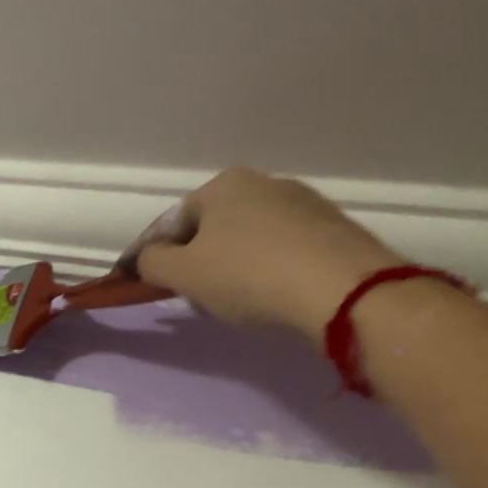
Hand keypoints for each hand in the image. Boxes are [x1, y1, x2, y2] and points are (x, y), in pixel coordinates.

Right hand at [131, 168, 404, 346]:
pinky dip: (270, 272)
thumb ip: (152, 263)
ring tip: (233, 304)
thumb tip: (146, 259)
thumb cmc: (250, 276)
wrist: (346, 292)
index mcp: (223, 185)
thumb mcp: (184, 274)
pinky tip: (273, 299)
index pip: (172, 222)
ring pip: (250, 239)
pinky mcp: (337, 232)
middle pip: (213, 228)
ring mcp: (306, 205)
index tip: (141, 282)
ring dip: (233, 267)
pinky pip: (286, 252)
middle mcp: (265, 183)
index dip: (151, 255)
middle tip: (191, 297)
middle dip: (197, 260)